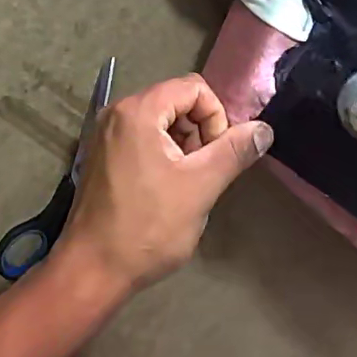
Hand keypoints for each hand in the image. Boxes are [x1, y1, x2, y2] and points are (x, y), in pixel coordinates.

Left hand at [57, 73, 272, 291]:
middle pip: (176, 100)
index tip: (215, 156)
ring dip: (184, 144)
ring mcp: (106, 133)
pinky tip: (166, 188)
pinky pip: (143, 137)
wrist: (92, 269)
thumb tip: (264, 129)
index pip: (194, 88)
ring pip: (162, 120)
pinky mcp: (103, 154)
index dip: (215, 117)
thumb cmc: (147, 227)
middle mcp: (117, 112)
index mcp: (138, 111)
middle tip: (202, 172)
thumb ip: (233, 152)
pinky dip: (163, 153)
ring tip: (186, 184)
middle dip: (200, 131)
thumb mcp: (200, 187)